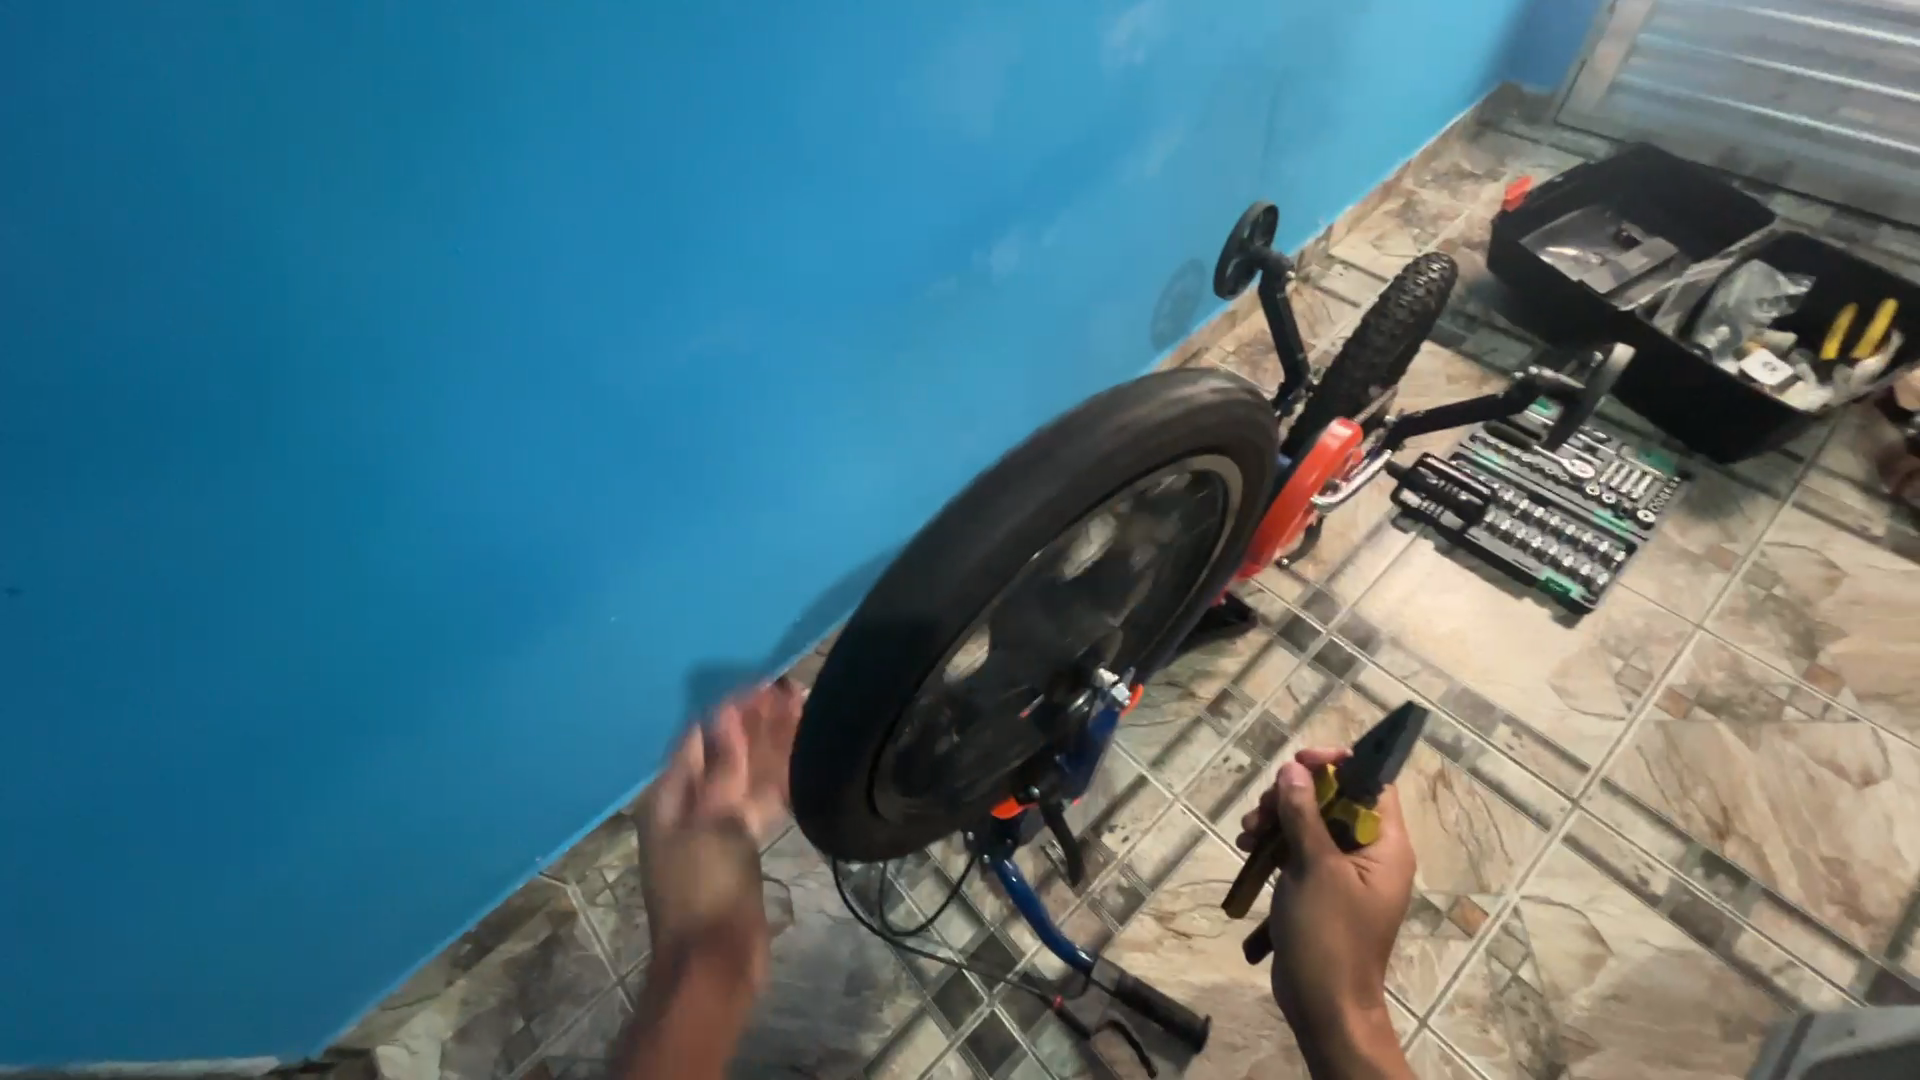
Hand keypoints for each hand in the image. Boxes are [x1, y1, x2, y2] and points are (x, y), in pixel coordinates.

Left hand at [633, 679, 804, 971]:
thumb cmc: (707, 888)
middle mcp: (691, 804)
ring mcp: (716, 826)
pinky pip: (760, 801)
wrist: (716, 962)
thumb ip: (723, 767)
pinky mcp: (740, 847)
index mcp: (671, 796)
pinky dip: (779, 780)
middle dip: (758, 723)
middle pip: (727, 751)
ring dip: (773, 747)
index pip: (702, 734)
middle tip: (798, 695)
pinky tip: (804, 763)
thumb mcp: (714, 822)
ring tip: (807, 717)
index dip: (734, 707)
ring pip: (747, 774)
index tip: (770, 685)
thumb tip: (726, 715)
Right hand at [1237, 747, 1415, 1076]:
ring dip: (1275, 816)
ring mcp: (1342, 869)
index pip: (1372, 783)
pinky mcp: (1318, 883)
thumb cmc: (1329, 935)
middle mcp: (1369, 852)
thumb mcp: (1315, 867)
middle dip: (1292, 794)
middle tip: (1262, 809)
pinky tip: (1248, 847)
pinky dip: (1272, 839)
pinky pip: (1296, 844)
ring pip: (1308, 819)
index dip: (1338, 764)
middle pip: (1332, 797)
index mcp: (1386, 845)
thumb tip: (1294, 768)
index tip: (1299, 761)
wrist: (1324, 1004)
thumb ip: (1304, 813)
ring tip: (1248, 834)